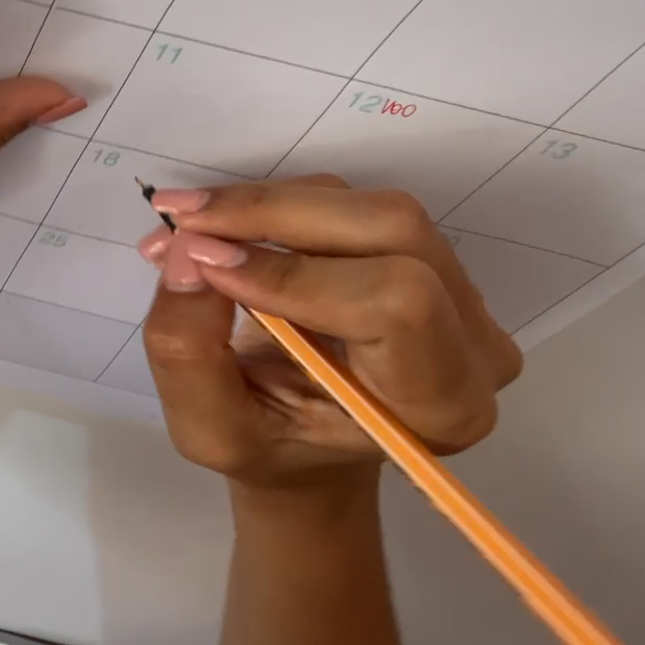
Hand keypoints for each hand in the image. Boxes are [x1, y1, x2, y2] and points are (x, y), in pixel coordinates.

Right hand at [139, 176, 523, 490]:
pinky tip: (216, 230)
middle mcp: (467, 338)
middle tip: (177, 220)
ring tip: (185, 230)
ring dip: (257, 205)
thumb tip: (184, 254)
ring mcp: (452, 286)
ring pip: (356, 202)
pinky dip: (263, 202)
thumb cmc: (264, 447)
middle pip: (385, 227)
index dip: (291, 273)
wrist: (297, 435)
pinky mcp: (412, 249)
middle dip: (266, 212)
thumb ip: (186, 350)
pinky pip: (337, 197)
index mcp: (435, 403)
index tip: (199, 262)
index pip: (395, 302)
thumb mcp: (207, 427)